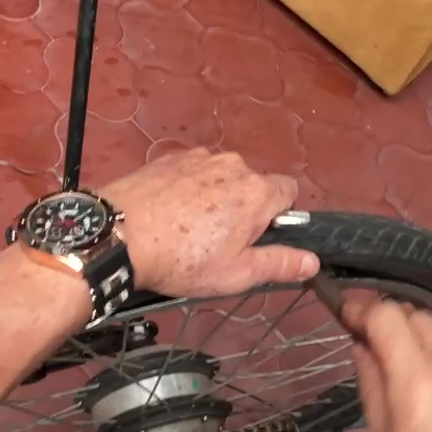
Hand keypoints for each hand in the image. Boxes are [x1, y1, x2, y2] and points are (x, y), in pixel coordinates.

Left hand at [101, 149, 318, 297]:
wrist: (119, 235)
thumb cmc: (183, 259)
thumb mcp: (237, 273)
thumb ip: (279, 264)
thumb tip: (313, 261)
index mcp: (257, 193)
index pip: (289, 192)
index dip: (278, 216)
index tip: (256, 238)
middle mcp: (233, 165)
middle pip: (253, 185)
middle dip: (244, 209)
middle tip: (218, 242)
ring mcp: (199, 158)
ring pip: (222, 178)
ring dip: (215, 198)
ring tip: (188, 230)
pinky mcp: (170, 158)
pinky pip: (193, 172)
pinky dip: (188, 189)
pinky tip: (169, 214)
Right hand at [345, 298, 431, 431]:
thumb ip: (373, 388)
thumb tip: (363, 348)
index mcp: (420, 386)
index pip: (389, 317)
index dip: (362, 308)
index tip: (345, 313)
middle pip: (419, 319)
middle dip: (391, 322)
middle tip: (369, 346)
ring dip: (418, 350)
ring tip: (406, 391)